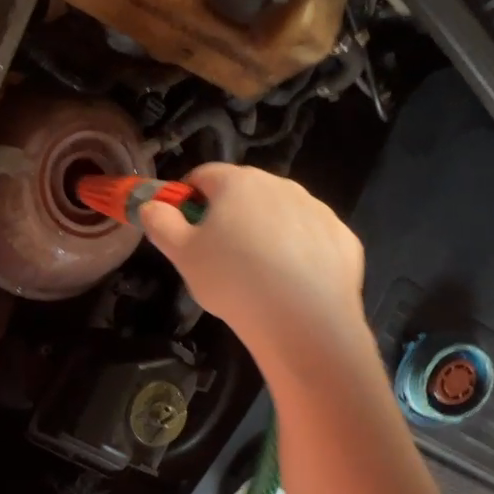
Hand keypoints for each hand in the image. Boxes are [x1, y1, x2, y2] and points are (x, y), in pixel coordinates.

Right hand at [138, 164, 366, 373]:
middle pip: (243, 193)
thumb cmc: (231, 279)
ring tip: (253, 275)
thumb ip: (160, 223)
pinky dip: (296, 254)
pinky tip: (287, 284)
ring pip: (278, 214)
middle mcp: (281, 184)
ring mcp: (317, 209)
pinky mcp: (341, 237)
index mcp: (238, 183)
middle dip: (226, 216)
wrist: (303, 317)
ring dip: (262, 233)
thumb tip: (151, 205)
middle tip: (215, 257)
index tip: (182, 229)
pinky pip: (309, 238)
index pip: (202, 175)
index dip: (186, 199)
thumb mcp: (182, 255)